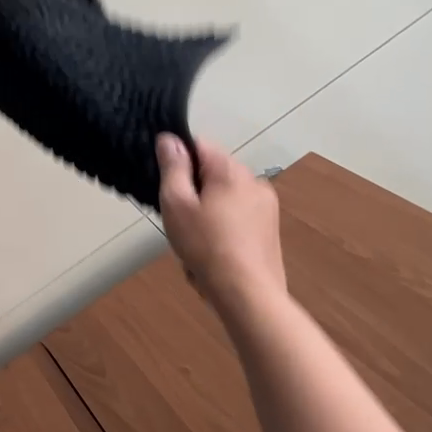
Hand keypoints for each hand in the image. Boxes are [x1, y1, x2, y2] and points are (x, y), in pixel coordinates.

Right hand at [156, 133, 285, 312]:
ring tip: (191, 224)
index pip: (199, 144)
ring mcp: (266, 206)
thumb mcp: (176, 201)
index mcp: (233, 173)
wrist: (246, 292)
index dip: (177, 155)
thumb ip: (173, 166)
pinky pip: (237, 205)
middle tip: (173, 205)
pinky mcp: (269, 225)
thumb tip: (169, 139)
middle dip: (192, 179)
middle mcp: (255, 183)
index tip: (162, 176)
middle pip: (213, 166)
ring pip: (224, 187)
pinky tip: (210, 236)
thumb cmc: (204, 243)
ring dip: (206, 197)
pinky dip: (220, 212)